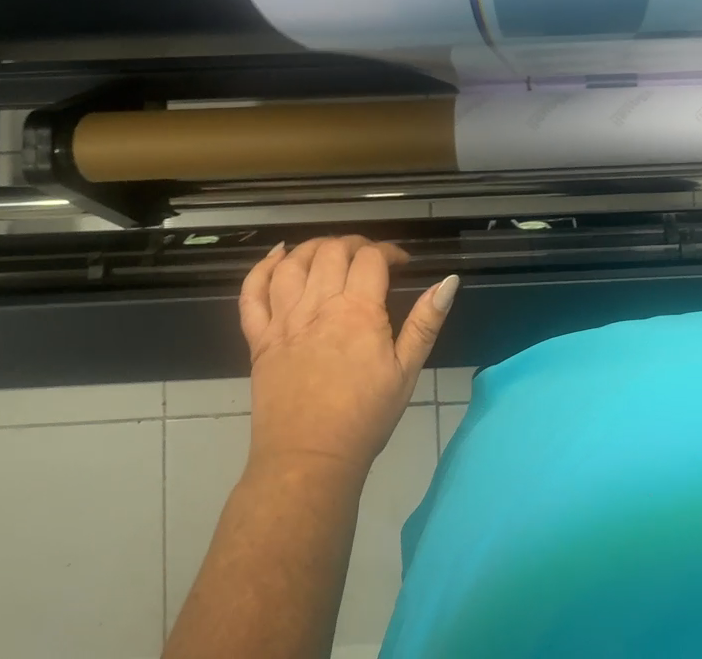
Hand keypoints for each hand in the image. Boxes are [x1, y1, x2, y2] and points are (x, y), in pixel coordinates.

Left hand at [239, 236, 458, 475]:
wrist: (310, 458)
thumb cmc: (365, 417)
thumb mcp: (407, 370)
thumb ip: (426, 322)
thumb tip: (449, 281)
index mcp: (358, 312)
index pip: (371, 258)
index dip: (389, 251)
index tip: (401, 263)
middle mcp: (318, 306)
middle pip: (331, 252)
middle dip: (354, 244)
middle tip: (369, 257)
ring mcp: (283, 321)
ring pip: (292, 264)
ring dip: (312, 247)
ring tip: (329, 250)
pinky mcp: (259, 339)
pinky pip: (252, 294)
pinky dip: (261, 268)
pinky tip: (277, 256)